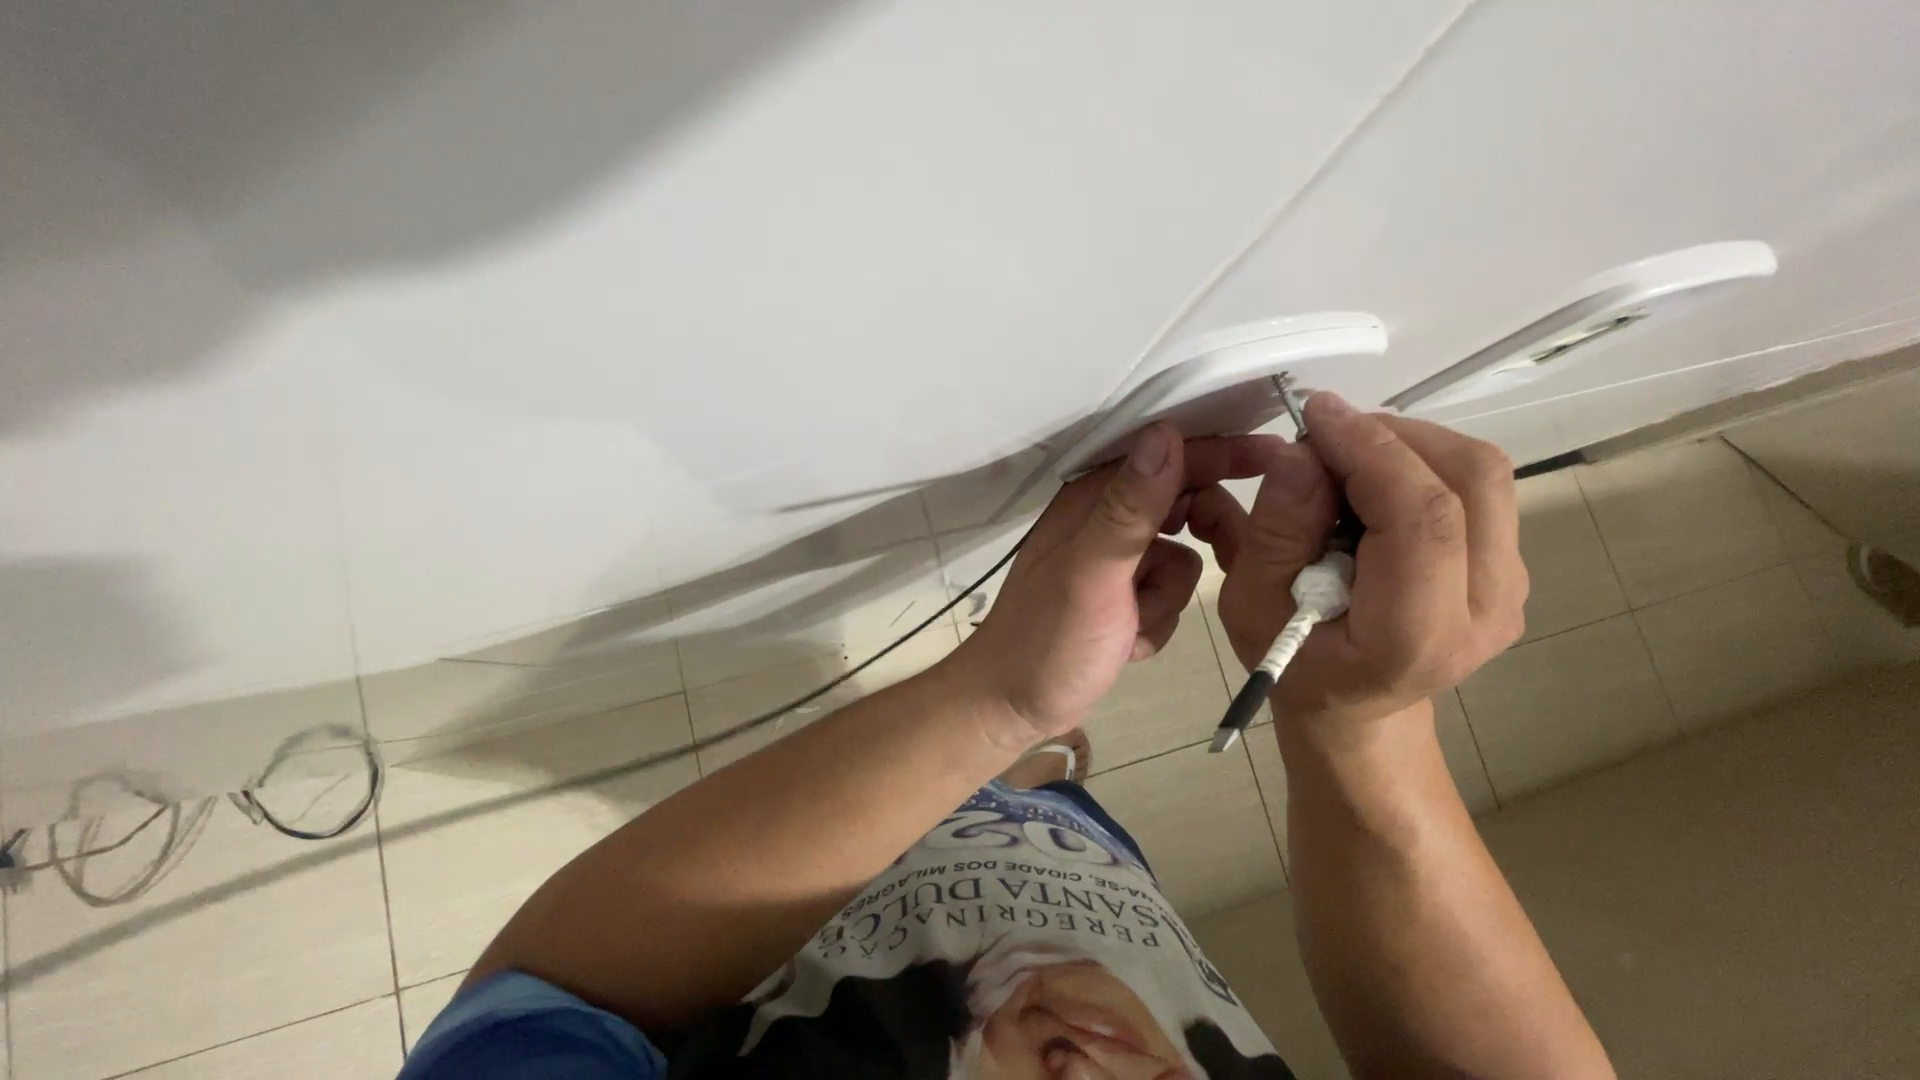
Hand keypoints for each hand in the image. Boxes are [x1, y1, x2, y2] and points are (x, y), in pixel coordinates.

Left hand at [947, 424, 1282, 746]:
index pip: (1169, 457)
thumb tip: (1166, 435)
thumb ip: (1129, 509)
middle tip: (1229, 561)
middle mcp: (1107, 521)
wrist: (1015, 707)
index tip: (1280, 460)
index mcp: (1093, 501)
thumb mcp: (1091, 574)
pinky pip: (1171, 594)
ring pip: (1185, 558)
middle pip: (1186, 502)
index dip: (1224, 453)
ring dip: (1169, 597)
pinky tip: (1128, 644)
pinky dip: (1159, 620)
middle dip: (1204, 538)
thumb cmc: (1046, 641)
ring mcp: (1117, 562)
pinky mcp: (1125, 597)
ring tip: (1138, 625)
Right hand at [1187, 394, 1526, 743]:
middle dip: (1392, 436)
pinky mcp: (1509, 565)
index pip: (1422, 519)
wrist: (1354, 708)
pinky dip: (1421, 464)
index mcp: (1415, 635)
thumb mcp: (1252, 606)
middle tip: (1324, 438)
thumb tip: (1300, 453)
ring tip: (1343, 460)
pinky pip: (1479, 487)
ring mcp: (1509, 586)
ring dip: (1409, 444)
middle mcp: (1484, 609)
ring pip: (1483, 474)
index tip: (1316, 415)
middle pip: (1471, 480)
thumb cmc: (1291, 663)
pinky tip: (1371, 485)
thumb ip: (1275, 532)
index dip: (1371, 451)